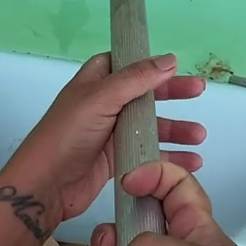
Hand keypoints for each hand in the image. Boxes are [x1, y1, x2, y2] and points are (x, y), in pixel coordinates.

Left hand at [0, 52, 205, 224]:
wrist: (45, 186)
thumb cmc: (67, 135)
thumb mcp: (101, 98)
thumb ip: (136, 79)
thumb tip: (169, 59)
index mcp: (95, 82)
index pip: (126, 64)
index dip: (149, 64)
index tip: (175, 65)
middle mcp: (103, 105)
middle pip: (144, 94)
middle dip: (172, 94)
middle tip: (199, 92)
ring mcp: (110, 133)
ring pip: (150, 126)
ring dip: (175, 129)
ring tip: (199, 136)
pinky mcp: (116, 161)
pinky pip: (148, 154)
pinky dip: (169, 156)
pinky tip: (191, 162)